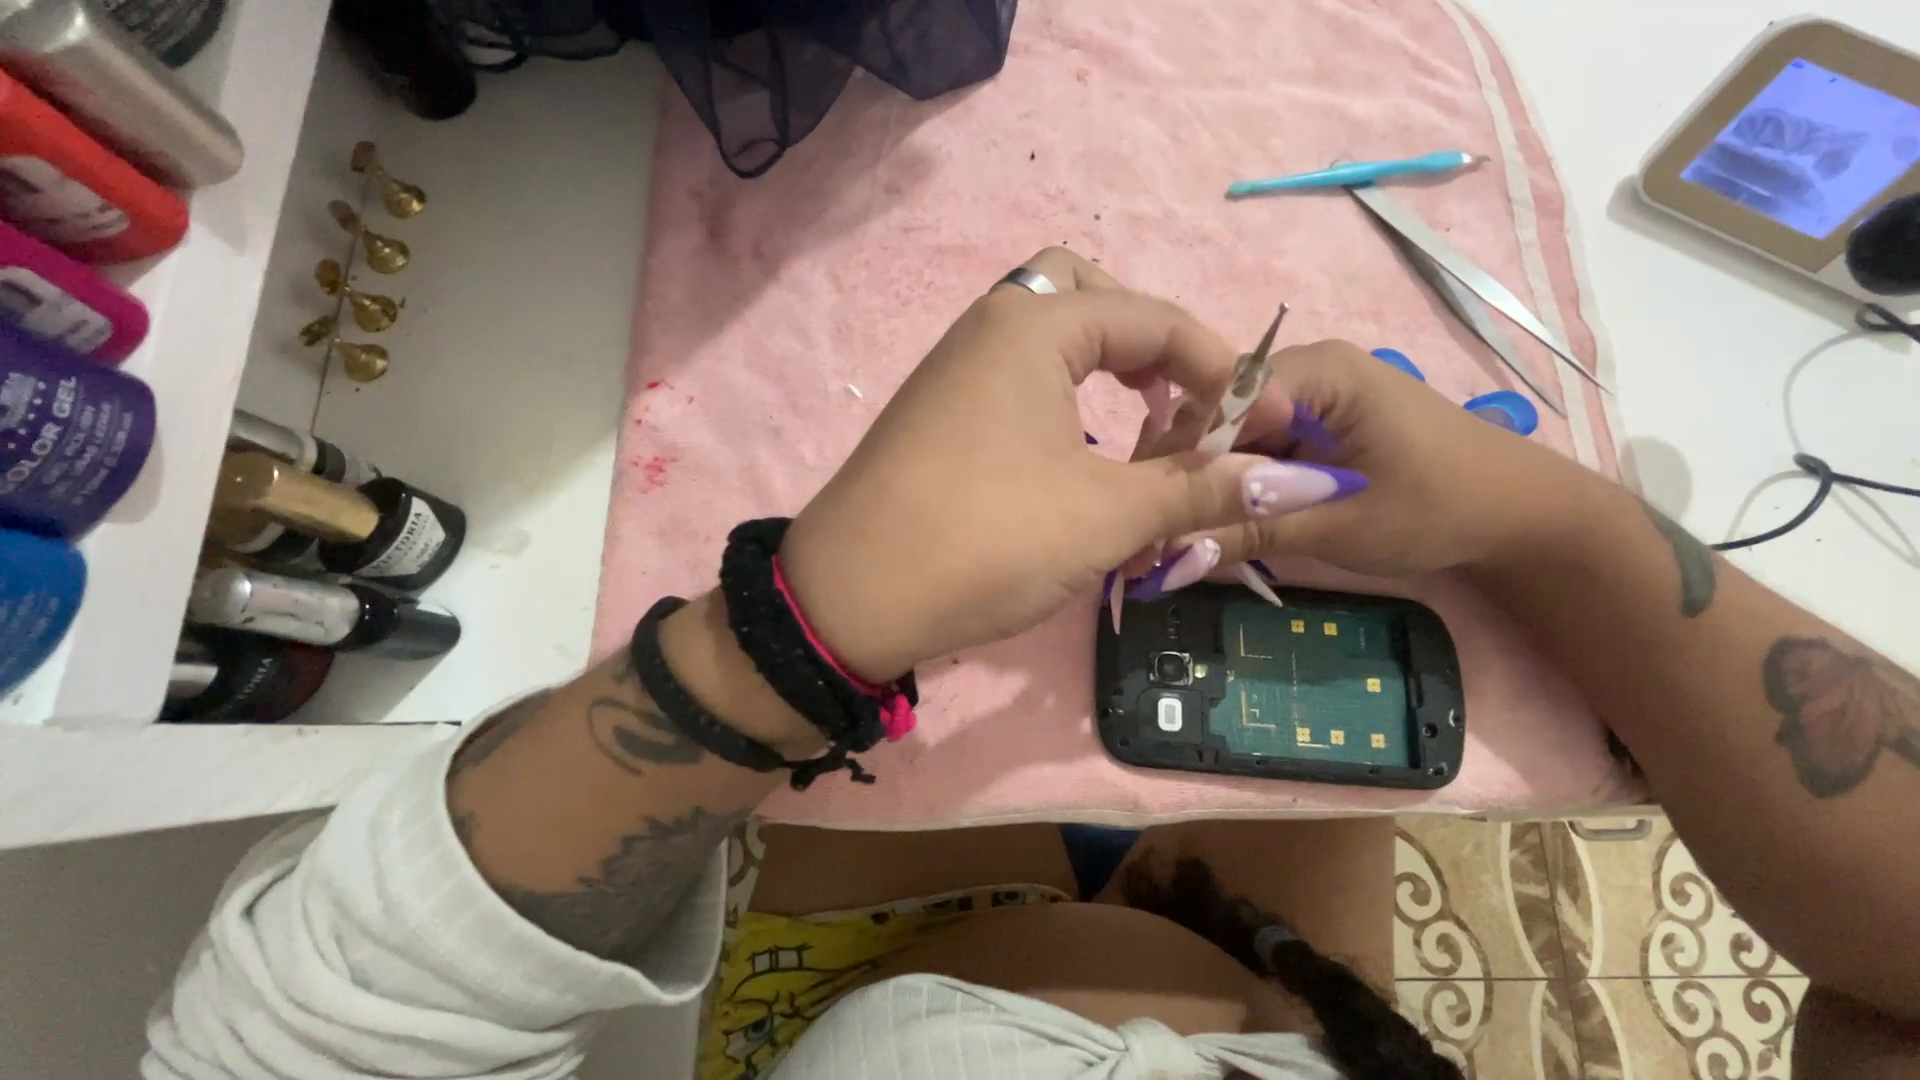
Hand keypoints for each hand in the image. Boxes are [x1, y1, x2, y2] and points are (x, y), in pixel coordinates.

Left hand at [779, 249, 1300, 680]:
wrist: (849, 600)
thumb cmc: (986, 540)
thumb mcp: (1107, 517)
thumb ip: (1199, 489)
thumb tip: (1289, 480)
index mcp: (1032, 326)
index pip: (1151, 316)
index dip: (1218, 364)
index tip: (1256, 422)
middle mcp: (989, 329)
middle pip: (1090, 300)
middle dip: (1149, 346)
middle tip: (1177, 407)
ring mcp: (955, 371)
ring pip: (1050, 345)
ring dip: (1106, 379)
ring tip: (1138, 442)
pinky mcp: (937, 415)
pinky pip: (1016, 385)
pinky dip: (1062, 407)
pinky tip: (1078, 464)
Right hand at [1192, 339, 1602, 576]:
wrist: (1522, 515)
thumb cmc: (1443, 508)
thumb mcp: (1342, 525)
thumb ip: (1252, 528)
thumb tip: (1169, 548)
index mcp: (1319, 372)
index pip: (1219, 401)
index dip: (1181, 455)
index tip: (1152, 507)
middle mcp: (1307, 373)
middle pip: (1220, 417)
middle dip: (1189, 472)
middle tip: (1157, 526)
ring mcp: (1312, 400)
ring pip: (1235, 438)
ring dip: (1210, 484)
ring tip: (1177, 530)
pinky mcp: (1318, 427)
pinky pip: (1259, 451)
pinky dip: (1238, 487)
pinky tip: (1217, 520)